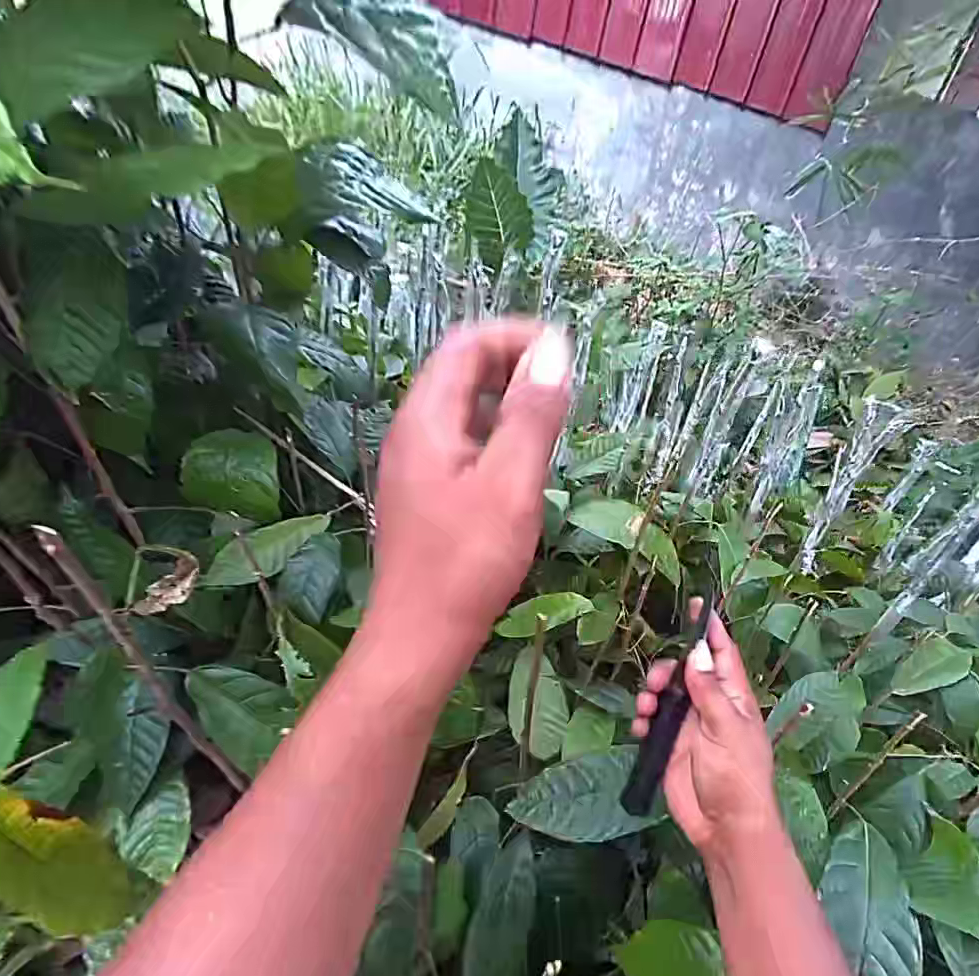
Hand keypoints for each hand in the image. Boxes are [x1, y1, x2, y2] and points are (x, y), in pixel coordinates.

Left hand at [370, 320, 571, 637]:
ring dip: (508, 398)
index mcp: (427, 419)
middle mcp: (414, 431)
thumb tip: (554, 352)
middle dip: (514, 363)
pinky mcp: (427, 490)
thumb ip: (532, 417)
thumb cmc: (468, 562)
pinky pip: (464, 440)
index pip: (466, 345)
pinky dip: (497, 431)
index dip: (516, 336)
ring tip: (552, 417)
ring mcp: (417, 463)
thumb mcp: (511, 485)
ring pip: (464, 407)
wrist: (421, 635)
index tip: (565, 353)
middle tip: (564, 385)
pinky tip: (523, 460)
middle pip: (461, 370)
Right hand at [634, 601, 780, 858]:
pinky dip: (644, 719)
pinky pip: (653, 721)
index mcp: (733, 696)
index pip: (722, 653)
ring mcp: (689, 725)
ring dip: (652, 693)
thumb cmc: (737, 775)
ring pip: (665, 693)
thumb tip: (697, 652)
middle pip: (686, 670)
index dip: (711, 629)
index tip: (699, 604)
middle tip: (658, 681)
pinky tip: (641, 728)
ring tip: (647, 707)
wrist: (725, 827)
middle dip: (668, 668)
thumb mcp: (726, 728)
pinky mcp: (670, 745)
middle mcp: (710, 705)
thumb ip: (708, 691)